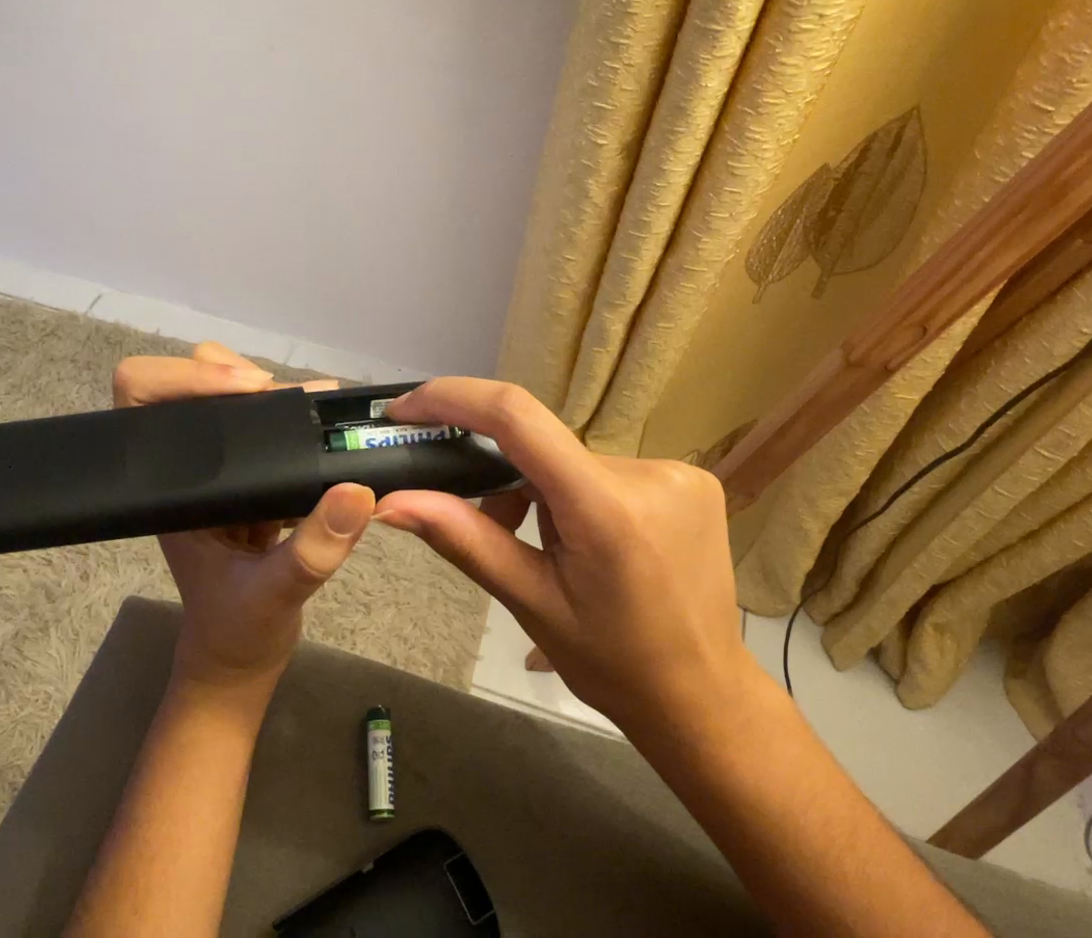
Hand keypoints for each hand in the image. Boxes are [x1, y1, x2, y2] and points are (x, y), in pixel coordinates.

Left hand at [112, 343, 373, 690]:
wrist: (242, 660)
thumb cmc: (237, 633)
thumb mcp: (274, 596)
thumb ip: (311, 552)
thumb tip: (355, 491)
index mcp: (169, 488)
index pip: (141, 401)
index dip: (184, 378)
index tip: (250, 390)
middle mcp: (187, 470)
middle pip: (184, 385)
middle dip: (232, 374)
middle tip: (282, 396)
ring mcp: (219, 474)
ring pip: (227, 402)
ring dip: (268, 393)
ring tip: (312, 404)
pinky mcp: (251, 482)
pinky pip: (265, 432)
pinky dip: (293, 419)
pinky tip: (325, 423)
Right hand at [373, 378, 753, 734]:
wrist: (701, 693)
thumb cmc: (610, 662)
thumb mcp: (529, 601)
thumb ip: (463, 539)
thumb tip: (390, 503)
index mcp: (605, 509)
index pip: (517, 417)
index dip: (454, 399)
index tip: (406, 410)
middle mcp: (649, 472)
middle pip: (543, 446)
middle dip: (500, 475)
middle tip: (485, 524)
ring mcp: (677, 471)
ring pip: (572, 459)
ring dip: (541, 488)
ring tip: (544, 548)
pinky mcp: (690, 478)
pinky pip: (607, 468)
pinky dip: (578, 492)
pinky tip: (586, 541)